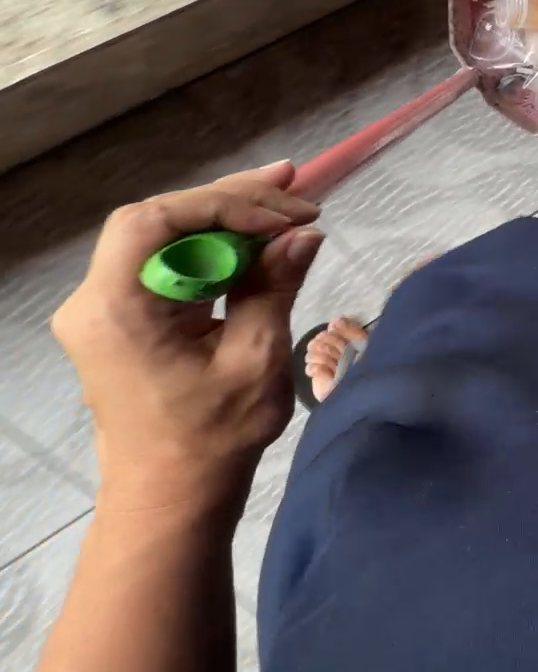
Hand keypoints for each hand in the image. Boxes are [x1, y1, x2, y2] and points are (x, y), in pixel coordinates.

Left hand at [51, 162, 323, 515]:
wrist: (173, 485)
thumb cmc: (214, 429)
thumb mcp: (255, 356)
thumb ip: (273, 288)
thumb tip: (303, 235)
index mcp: (118, 311)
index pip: (155, 224)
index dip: (224, 204)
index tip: (289, 217)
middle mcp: (99, 301)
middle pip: (158, 222)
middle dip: (231, 199)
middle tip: (300, 186)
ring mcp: (111, 308)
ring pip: (166, 236)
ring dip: (230, 216)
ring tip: (291, 199)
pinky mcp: (133, 316)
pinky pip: (174, 262)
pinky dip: (222, 243)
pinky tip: (264, 235)